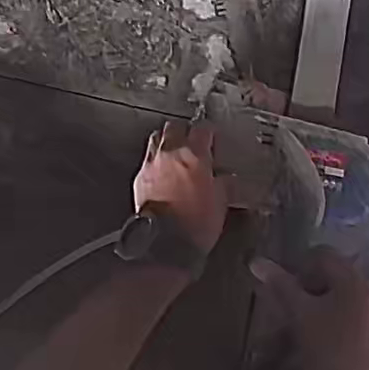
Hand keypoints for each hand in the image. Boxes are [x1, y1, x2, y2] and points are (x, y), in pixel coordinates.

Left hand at [132, 121, 226, 253]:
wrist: (166, 243)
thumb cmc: (195, 223)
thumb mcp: (221, 202)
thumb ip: (225, 184)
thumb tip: (228, 179)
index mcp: (194, 156)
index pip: (202, 129)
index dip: (209, 132)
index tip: (212, 139)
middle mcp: (170, 154)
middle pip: (174, 127)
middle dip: (184, 131)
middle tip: (192, 141)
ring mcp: (152, 164)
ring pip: (156, 138)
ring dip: (166, 141)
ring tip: (175, 152)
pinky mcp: (140, 178)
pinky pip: (147, 160)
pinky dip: (155, 161)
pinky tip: (162, 172)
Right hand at [250, 247, 368, 369]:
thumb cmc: (327, 352)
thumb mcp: (299, 314)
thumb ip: (280, 285)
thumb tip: (257, 262)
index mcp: (354, 282)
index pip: (323, 255)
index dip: (298, 265)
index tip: (284, 286)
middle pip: (334, 273)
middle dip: (308, 283)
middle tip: (290, 303)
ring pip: (341, 293)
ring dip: (319, 299)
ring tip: (302, 320)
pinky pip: (351, 311)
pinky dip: (333, 314)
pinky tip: (320, 335)